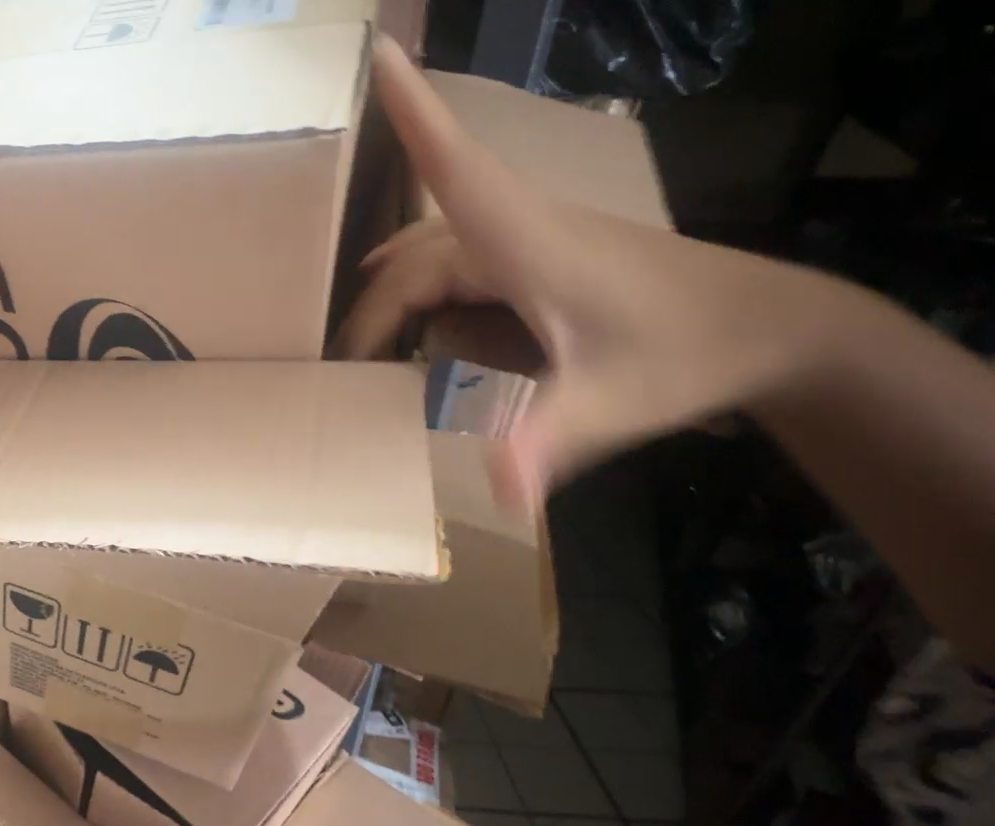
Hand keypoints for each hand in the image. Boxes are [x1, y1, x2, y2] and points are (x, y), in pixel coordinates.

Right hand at [340, 37, 864, 507]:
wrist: (764, 331)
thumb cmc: (688, 354)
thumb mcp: (612, 404)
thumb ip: (551, 441)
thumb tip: (503, 496)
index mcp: (526, 245)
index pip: (454, 166)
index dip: (413, 114)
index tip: (379, 54)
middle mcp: (517, 235)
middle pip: (414, 258)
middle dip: (370, 310)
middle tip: (335, 371)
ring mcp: (525, 248)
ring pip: (429, 262)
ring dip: (388, 299)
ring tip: (352, 347)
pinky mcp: (533, 267)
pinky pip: (453, 274)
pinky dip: (417, 298)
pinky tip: (406, 329)